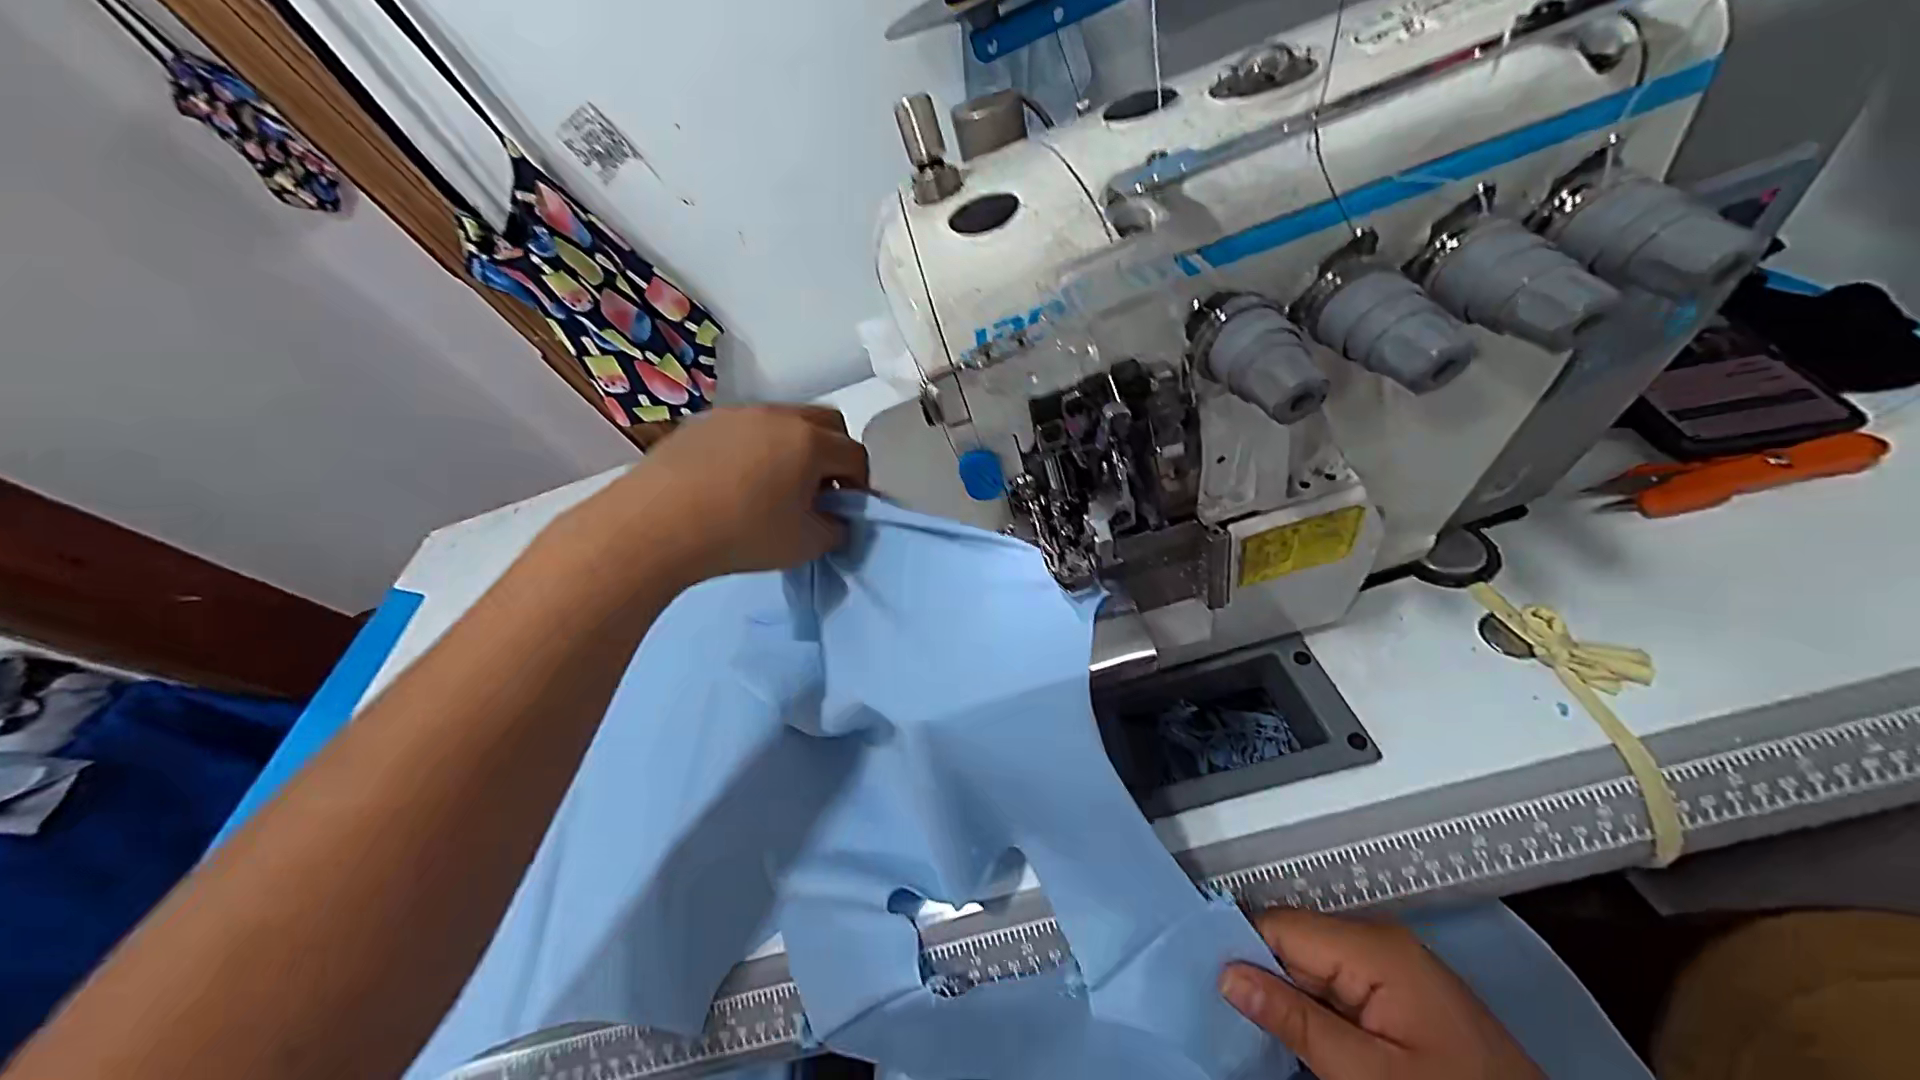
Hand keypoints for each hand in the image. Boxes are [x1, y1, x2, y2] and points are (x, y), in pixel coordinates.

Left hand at [565, 405, 869, 585]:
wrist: (655, 526)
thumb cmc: (742, 534)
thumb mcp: (806, 544)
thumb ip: (835, 528)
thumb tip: (834, 517)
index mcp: (811, 441)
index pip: (855, 454)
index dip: (860, 485)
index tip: (844, 510)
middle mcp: (778, 415)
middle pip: (827, 422)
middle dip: (833, 454)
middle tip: (818, 491)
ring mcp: (737, 414)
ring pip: (784, 421)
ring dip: (794, 447)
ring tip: (774, 486)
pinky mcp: (702, 422)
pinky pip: (745, 428)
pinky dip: (755, 448)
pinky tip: (734, 482)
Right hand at [1220, 908, 1542, 1079]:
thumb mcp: (1369, 1075)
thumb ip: (1295, 1019)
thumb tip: (1226, 972)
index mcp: (1374, 947)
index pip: (1278, 925)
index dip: (1240, 950)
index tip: (1209, 983)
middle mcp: (1380, 940)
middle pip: (1293, 941)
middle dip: (1263, 975)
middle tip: (1234, 1016)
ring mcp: (1392, 964)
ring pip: (1311, 963)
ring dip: (1287, 994)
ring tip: (1265, 1030)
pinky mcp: (1399, 990)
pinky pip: (1336, 982)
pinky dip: (1314, 1006)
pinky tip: (1303, 1035)